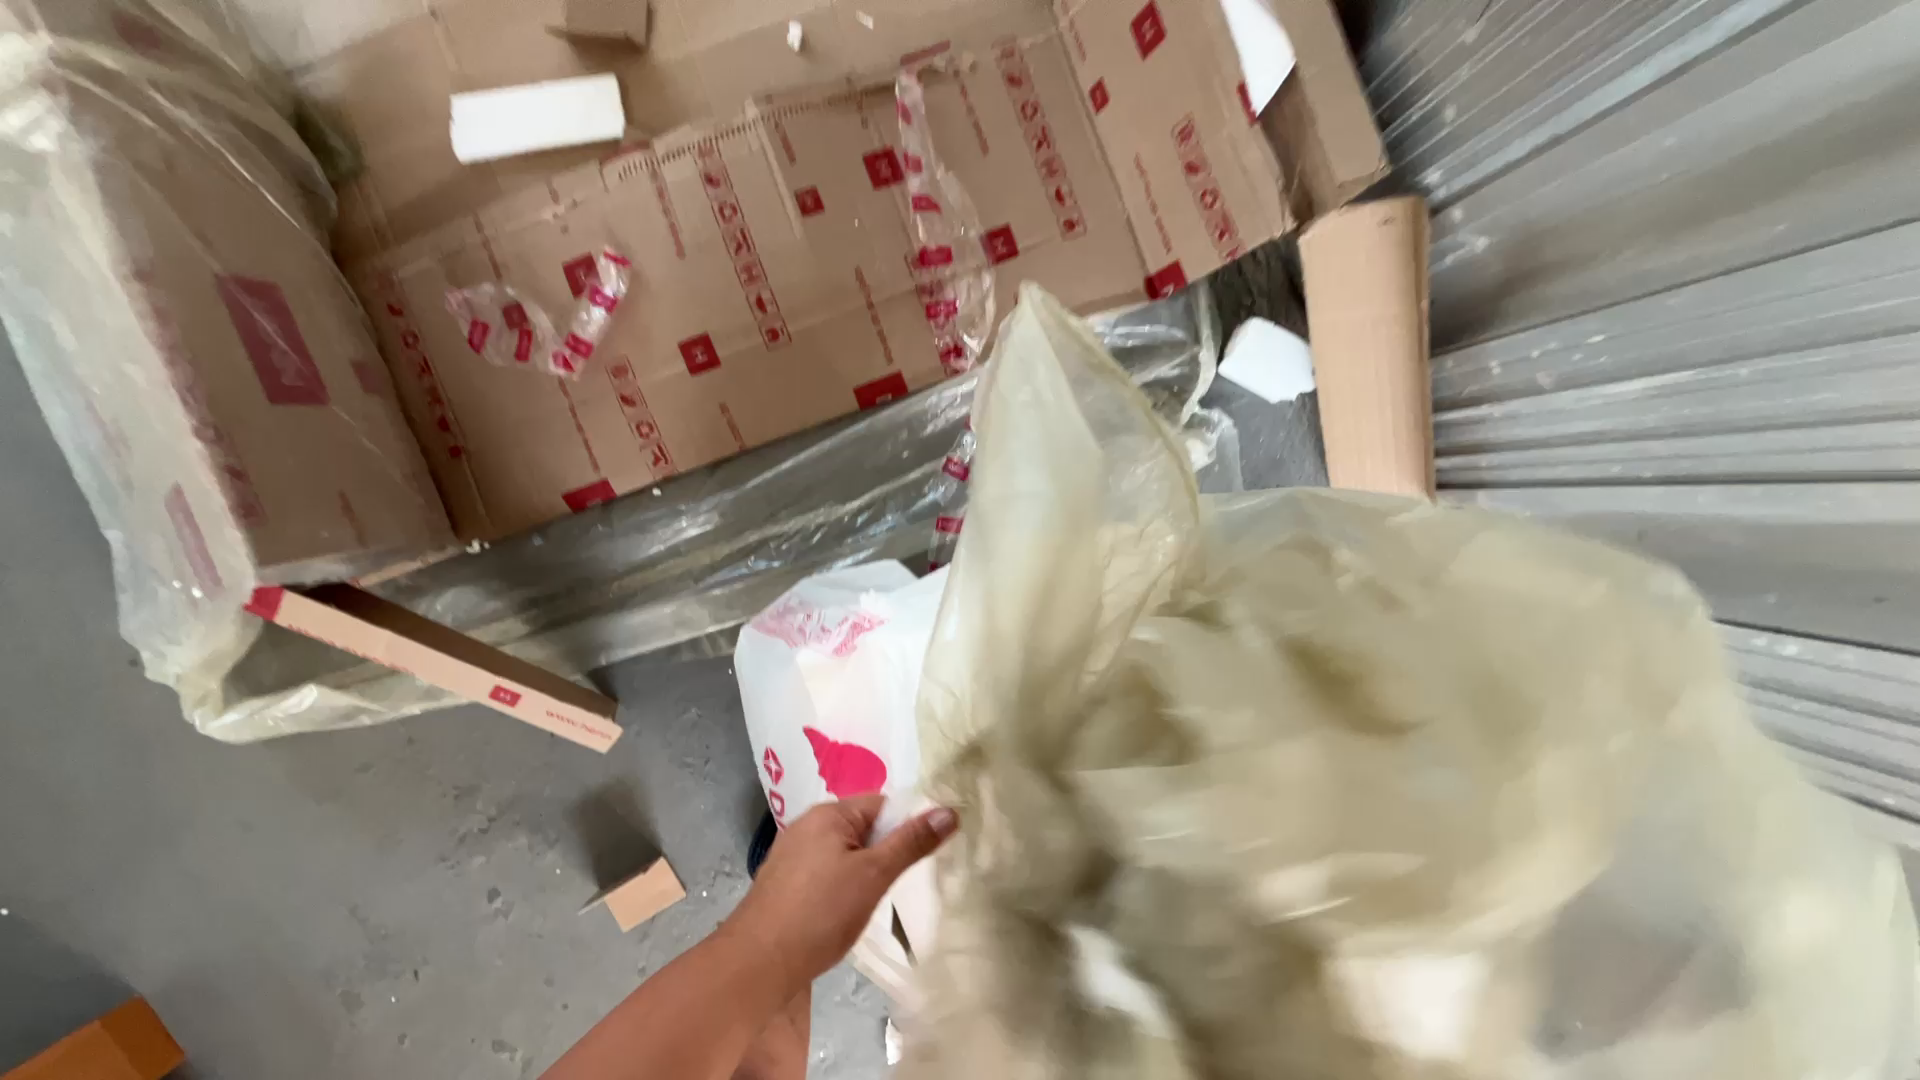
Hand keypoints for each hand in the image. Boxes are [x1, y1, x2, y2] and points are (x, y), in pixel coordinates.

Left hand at [721, 796, 956, 997]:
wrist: (756, 965)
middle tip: (894, 886)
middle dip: (883, 854)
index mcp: (828, 813)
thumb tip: (950, 811)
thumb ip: (911, 842)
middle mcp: (807, 825)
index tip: (918, 859)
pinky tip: (841, 915)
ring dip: (861, 874)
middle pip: (863, 828)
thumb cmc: (820, 913)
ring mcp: (791, 855)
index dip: (904, 828)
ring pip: (844, 853)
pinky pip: (824, 872)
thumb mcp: (874, 875)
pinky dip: (839, 888)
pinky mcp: (783, 883)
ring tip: (868, 904)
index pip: (882, 805)